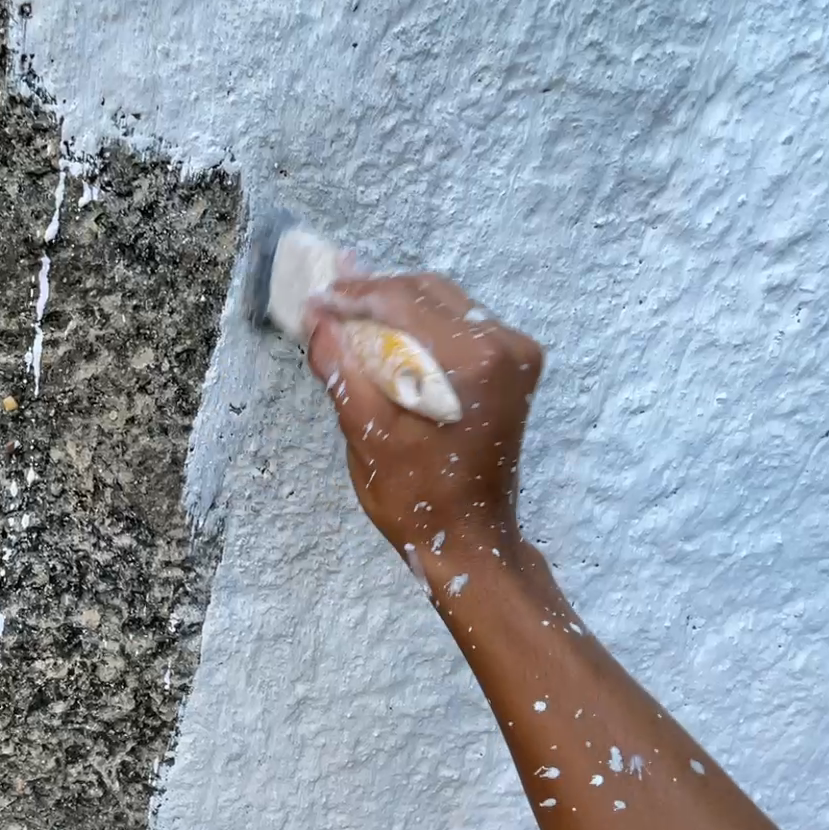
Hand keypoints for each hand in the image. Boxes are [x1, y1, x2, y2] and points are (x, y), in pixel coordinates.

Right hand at [305, 273, 542, 577]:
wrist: (467, 537)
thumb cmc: (414, 495)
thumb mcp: (365, 433)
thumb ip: (340, 369)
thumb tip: (316, 318)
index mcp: (474, 359)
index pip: (403, 300)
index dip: (352, 296)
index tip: (313, 300)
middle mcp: (506, 344)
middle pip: (425, 291)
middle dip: (371, 295)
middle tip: (325, 304)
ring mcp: (515, 352)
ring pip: (441, 302)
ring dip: (392, 306)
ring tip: (347, 316)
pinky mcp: (512, 365)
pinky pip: (455, 324)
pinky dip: (415, 324)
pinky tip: (384, 334)